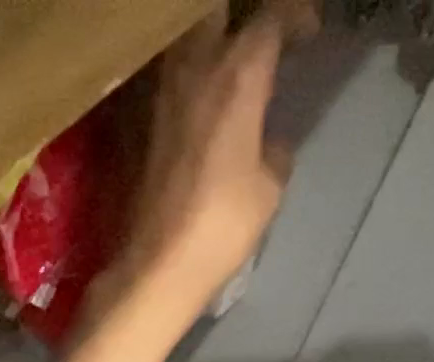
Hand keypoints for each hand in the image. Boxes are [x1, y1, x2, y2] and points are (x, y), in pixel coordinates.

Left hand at [117, 1, 314, 306]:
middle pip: (214, 12)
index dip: (293, 16)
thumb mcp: (268, 189)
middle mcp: (190, 69)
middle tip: (257, 39)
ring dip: (204, 43)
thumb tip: (268, 142)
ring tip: (224, 66)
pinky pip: (156, 78)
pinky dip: (176, 79)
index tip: (305, 34)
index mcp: (236, 76)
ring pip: (180, 42)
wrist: (154, 265)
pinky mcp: (127, 121)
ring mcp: (152, 93)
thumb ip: (273, 150)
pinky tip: (190, 102)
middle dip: (240, 18)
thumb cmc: (220, 227)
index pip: (270, 16)